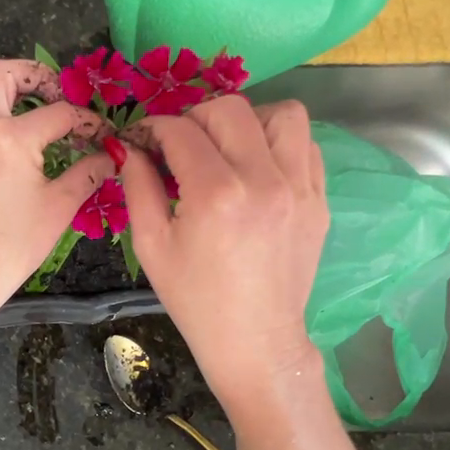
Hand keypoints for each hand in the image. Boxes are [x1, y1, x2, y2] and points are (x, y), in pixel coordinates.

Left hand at [0, 59, 111, 322]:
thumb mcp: (61, 206)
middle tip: (54, 96)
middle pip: (0, 75)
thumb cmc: (16, 244)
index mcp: (12, 136)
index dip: (87, 121)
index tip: (102, 136)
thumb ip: (88, 173)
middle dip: (32, 76)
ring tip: (7, 104)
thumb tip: (110, 158)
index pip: (59, 114)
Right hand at [120, 97, 328, 388]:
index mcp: (215, 194)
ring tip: (228, 147)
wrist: (255, 339)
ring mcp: (300, 188)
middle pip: (230, 110)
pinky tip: (257, 167)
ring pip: (283, 114)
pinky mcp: (319, 200)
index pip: (181, 131)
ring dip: (248, 120)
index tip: (144, 139)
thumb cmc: (194, 299)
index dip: (154, 128)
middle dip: (195, 117)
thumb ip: (138, 186)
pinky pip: (306, 145)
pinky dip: (279, 143)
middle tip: (181, 144)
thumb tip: (130, 147)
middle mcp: (264, 180)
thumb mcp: (151, 245)